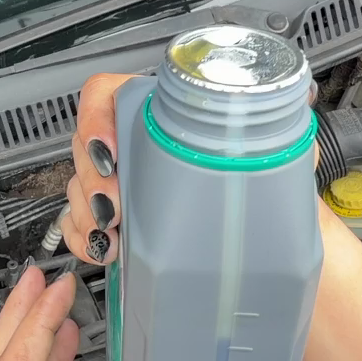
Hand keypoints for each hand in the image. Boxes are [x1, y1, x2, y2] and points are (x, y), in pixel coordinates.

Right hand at [60, 73, 357, 268]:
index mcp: (169, 116)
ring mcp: (127, 186)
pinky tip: (104, 250)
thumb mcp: (275, 165)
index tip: (107, 152)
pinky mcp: (121, 225)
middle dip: (93, 178)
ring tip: (111, 235)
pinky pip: (80, 223)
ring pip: (80, 185)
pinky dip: (84, 239)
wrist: (282, 267)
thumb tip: (272, 128)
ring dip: (87, 213)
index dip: (96, 117)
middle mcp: (142, 146)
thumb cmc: (275, 215)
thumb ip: (270, 139)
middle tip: (112, 206)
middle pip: (88, 144)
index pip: (109, 94)